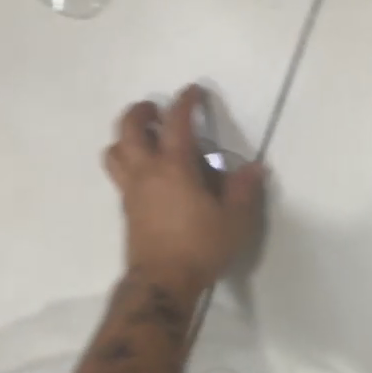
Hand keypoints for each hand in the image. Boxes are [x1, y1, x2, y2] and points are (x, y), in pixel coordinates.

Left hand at [105, 85, 266, 289]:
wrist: (163, 281)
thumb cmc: (201, 248)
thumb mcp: (234, 221)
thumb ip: (244, 191)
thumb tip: (256, 168)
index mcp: (174, 168)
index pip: (177, 123)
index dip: (185, 102)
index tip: (193, 91)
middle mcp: (146, 171)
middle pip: (130, 128)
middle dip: (142, 112)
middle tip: (155, 110)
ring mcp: (131, 190)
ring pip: (115, 150)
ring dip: (125, 137)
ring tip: (142, 139)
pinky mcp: (126, 209)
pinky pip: (118, 175)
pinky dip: (127, 162)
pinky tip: (144, 174)